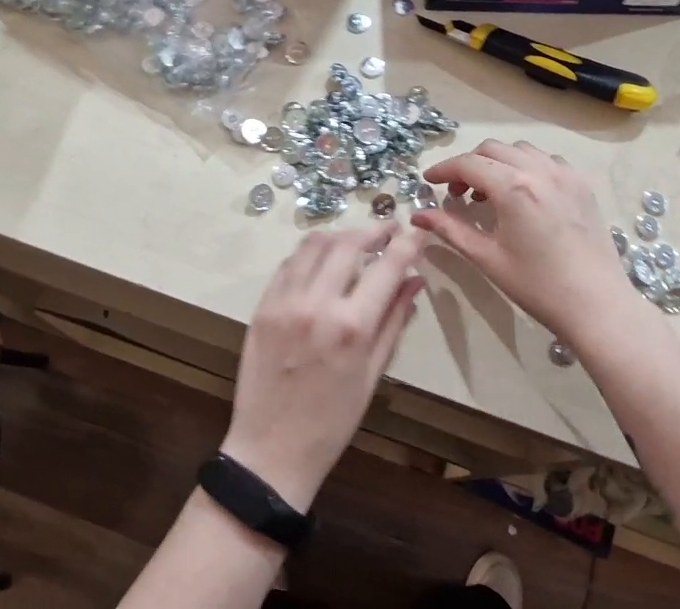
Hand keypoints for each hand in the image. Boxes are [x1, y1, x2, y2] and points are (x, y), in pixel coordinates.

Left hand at [221, 224, 425, 513]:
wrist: (271, 451)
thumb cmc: (332, 421)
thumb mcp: (373, 373)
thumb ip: (394, 320)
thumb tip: (415, 280)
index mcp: (352, 326)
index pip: (387, 266)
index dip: (407, 243)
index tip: (417, 231)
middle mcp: (317, 304)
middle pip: (349, 244)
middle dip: (374, 230)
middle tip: (389, 230)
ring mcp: (284, 303)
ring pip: (314, 245)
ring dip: (340, 236)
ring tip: (356, 242)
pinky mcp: (262, 307)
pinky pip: (288, 265)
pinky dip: (310, 254)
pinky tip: (322, 262)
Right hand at [411, 140, 635, 342]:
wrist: (596, 304)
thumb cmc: (538, 286)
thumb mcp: (488, 258)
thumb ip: (452, 230)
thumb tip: (419, 216)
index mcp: (514, 188)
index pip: (468, 164)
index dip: (444, 170)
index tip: (428, 181)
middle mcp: (540, 170)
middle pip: (493, 149)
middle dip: (469, 165)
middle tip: (457, 193)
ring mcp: (565, 174)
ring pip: (521, 149)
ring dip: (498, 162)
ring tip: (490, 194)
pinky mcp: (582, 184)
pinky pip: (547, 160)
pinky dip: (527, 166)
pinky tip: (524, 194)